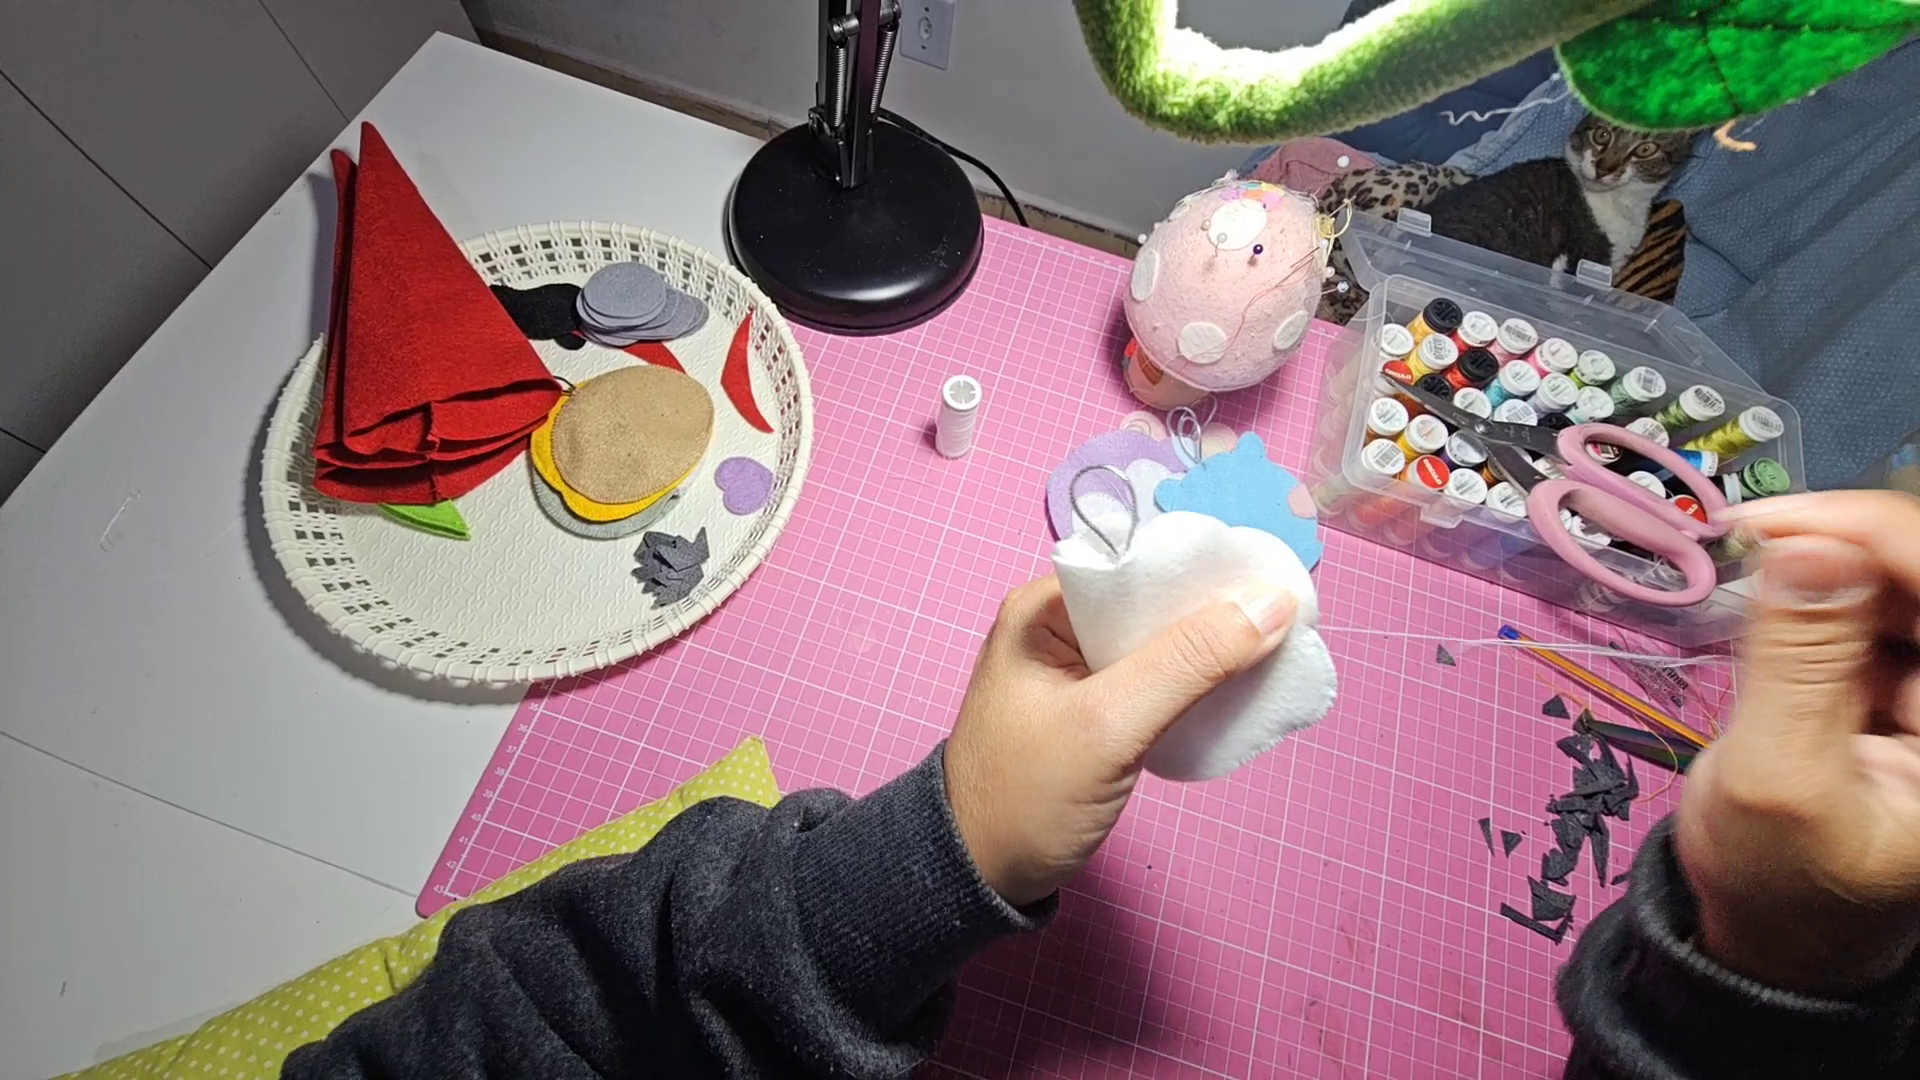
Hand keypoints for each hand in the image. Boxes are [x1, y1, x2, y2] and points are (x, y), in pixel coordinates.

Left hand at [944, 575, 1295, 905]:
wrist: (984, 869)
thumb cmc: (1027, 795)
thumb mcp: (1110, 725)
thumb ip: (1188, 662)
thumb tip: (1269, 603)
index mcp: (1042, 607)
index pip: (1134, 567)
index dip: (1201, 570)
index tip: (1269, 579)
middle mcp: (1056, 623)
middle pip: (1149, 601)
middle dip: (1211, 610)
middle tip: (1284, 618)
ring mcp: (1072, 664)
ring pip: (1155, 639)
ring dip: (1206, 647)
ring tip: (1270, 648)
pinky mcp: (1090, 700)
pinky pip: (1151, 674)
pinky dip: (1189, 680)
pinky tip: (1230, 687)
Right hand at [1676, 490, 1919, 995]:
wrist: (1772, 912)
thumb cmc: (1775, 865)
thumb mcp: (1776, 773)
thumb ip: (1796, 665)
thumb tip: (1806, 548)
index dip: (1880, 537)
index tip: (1764, 524)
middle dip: (1844, 544)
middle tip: (1737, 540)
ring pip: (1902, 588)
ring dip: (1822, 566)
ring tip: (1736, 572)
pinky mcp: (1908, 683)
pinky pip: (1874, 612)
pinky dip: (1812, 593)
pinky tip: (1761, 601)